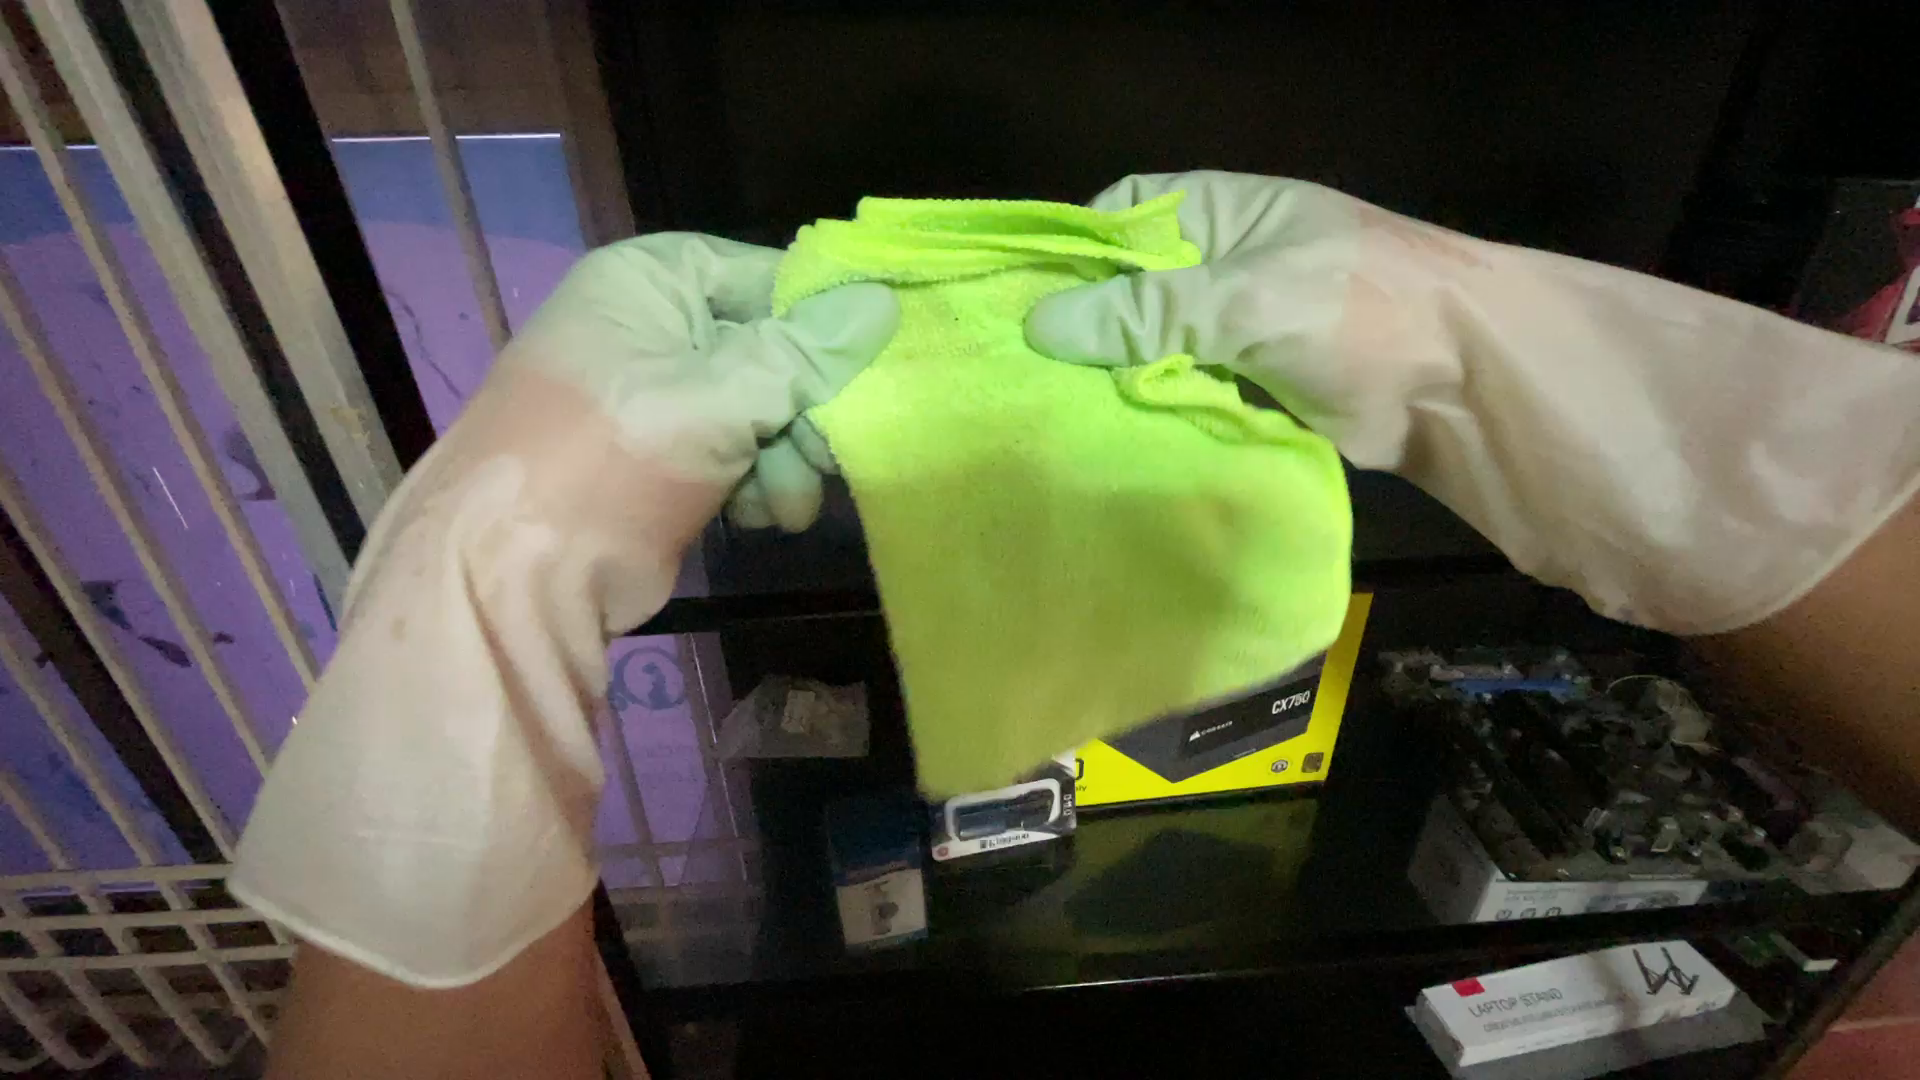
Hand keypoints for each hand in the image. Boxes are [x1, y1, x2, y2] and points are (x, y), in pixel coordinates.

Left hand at [509, 233, 898, 534]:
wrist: (522, 576)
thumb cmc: (612, 460)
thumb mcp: (718, 396)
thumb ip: (806, 353)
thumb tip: (882, 302)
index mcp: (652, 282)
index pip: (766, 276)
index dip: (822, 320)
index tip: (873, 363)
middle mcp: (661, 330)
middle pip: (775, 351)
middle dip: (805, 411)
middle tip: (828, 453)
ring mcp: (668, 398)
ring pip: (770, 411)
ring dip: (789, 459)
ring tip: (784, 501)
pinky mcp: (677, 459)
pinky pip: (748, 454)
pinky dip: (763, 484)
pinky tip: (757, 515)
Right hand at [1028, 172, 1919, 633]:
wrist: (1454, 383)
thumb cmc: (1359, 309)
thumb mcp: (1248, 296)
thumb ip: (1147, 311)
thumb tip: (1043, 326)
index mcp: (1217, 212)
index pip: (1122, 213)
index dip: (1074, 250)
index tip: (1026, 300)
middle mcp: (1213, 262)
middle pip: (1125, 284)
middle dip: (1082, 322)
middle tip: (1022, 366)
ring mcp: (1224, 324)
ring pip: (1143, 342)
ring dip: (1109, 371)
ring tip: (1047, 404)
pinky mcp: (1233, 380)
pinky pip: (1169, 385)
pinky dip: (1141, 404)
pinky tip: (1100, 429)